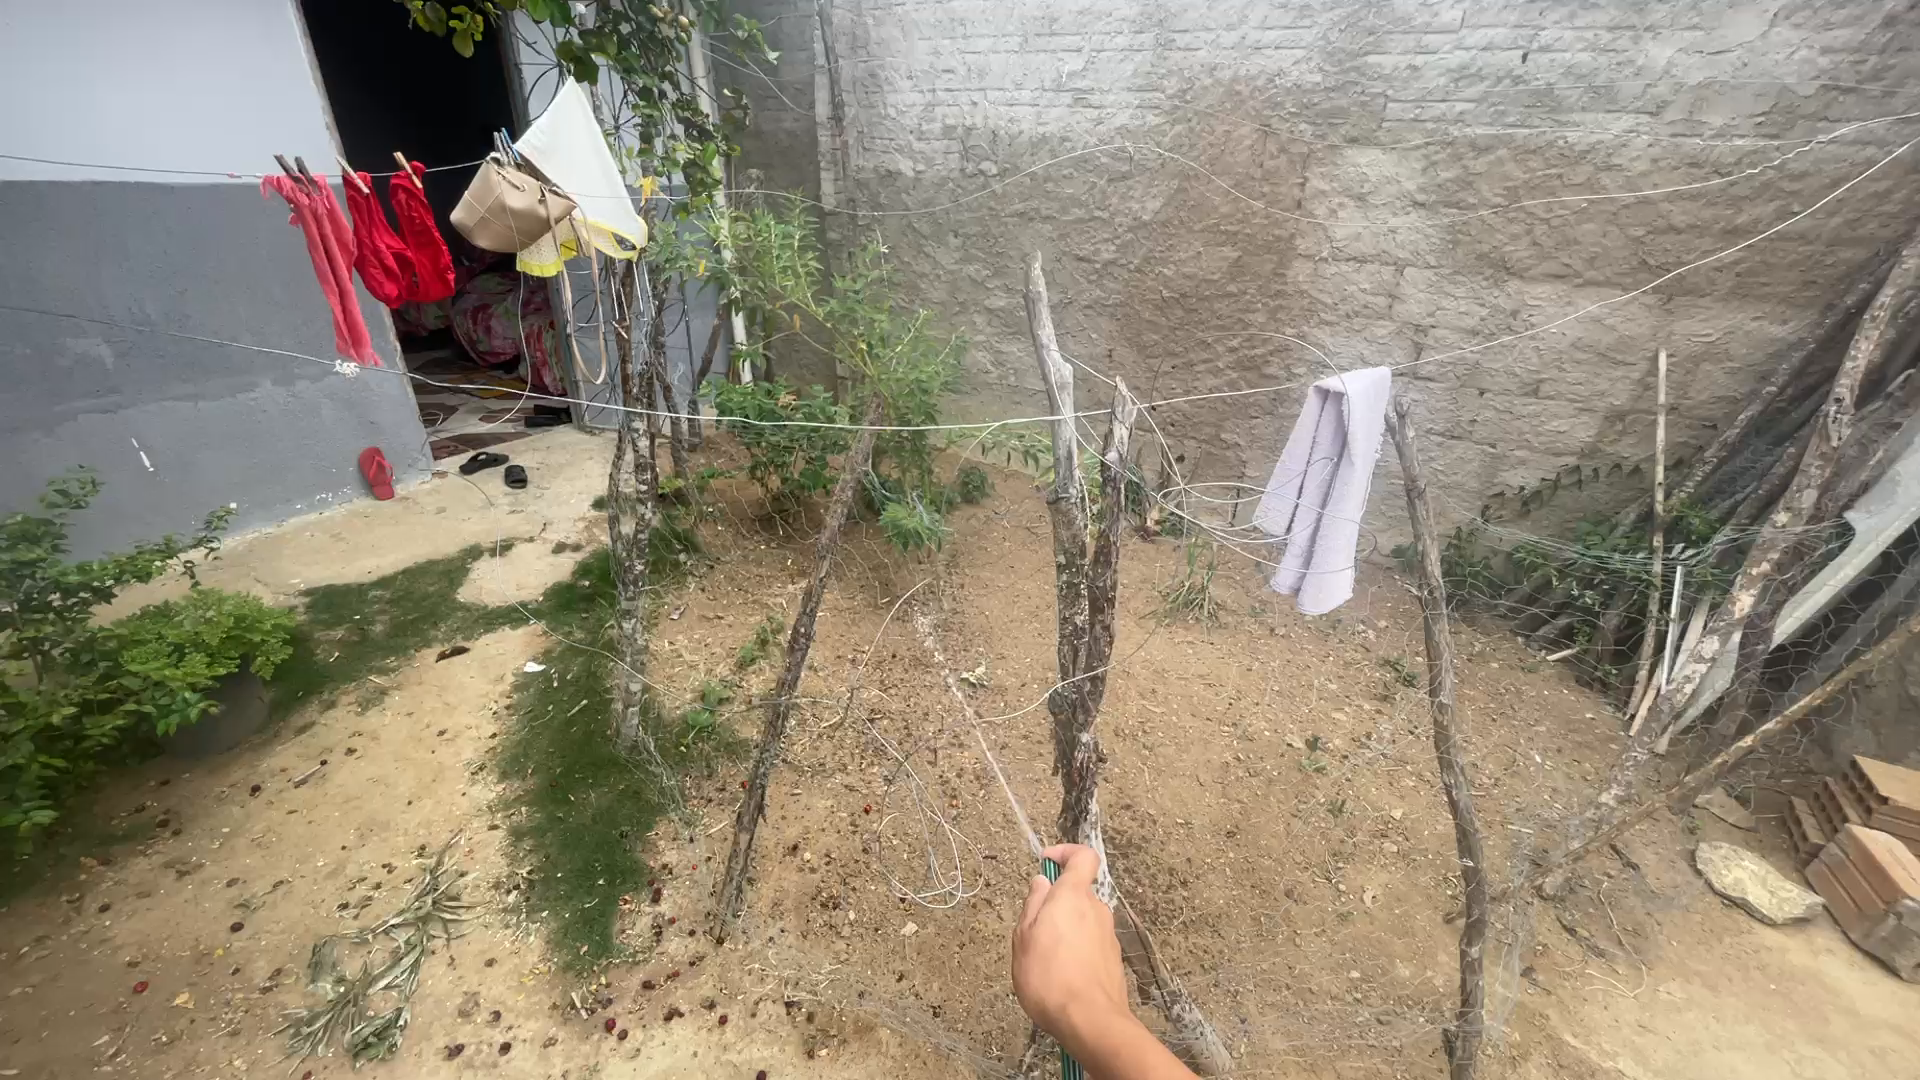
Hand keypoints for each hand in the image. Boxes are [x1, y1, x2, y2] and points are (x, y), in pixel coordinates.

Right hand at [1011, 844, 1128, 1046]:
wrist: (1091, 1023)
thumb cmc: (1050, 977)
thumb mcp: (1024, 937)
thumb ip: (1033, 904)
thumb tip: (1041, 883)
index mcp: (1073, 895)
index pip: (1083, 856)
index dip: (1066, 852)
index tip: (1047, 861)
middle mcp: (1096, 909)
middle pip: (1077, 892)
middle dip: (1056, 905)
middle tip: (1035, 930)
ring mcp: (1108, 935)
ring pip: (1083, 920)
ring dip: (1066, 931)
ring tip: (1046, 960)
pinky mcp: (1113, 959)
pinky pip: (1091, 943)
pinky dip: (1077, 950)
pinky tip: (1064, 976)